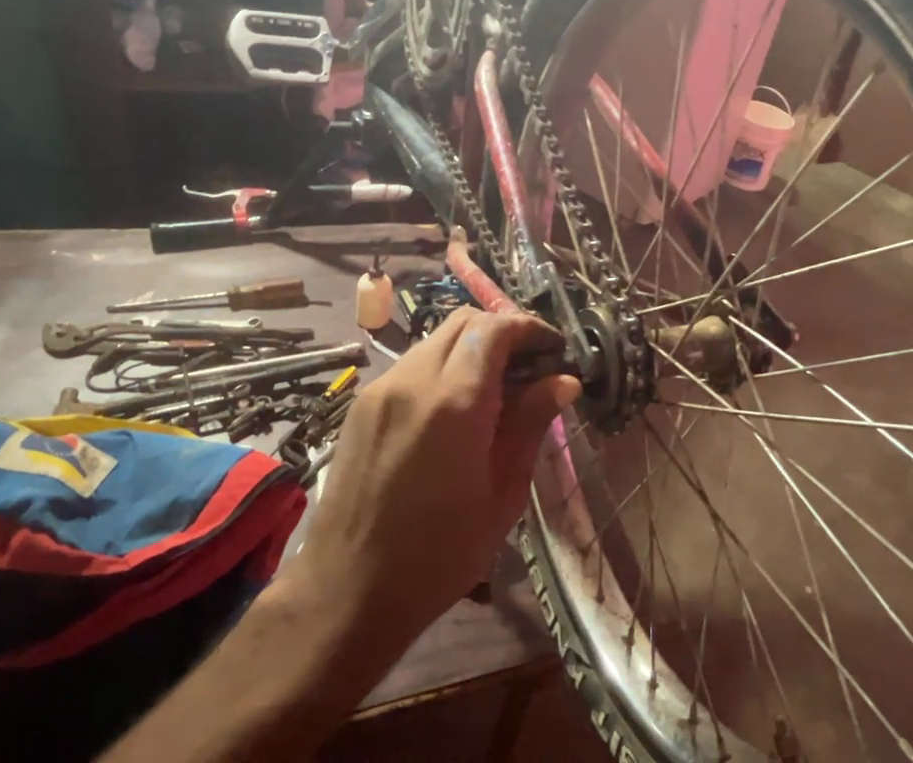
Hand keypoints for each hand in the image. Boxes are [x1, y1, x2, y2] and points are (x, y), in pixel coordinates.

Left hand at [286, 307, 580, 652]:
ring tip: (500, 388)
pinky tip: (458, 408)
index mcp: (454, 403)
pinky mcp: (361, 406)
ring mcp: (380, 390)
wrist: (349, 589)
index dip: (530, 329)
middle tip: (533, 366)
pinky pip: (411, 366)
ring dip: (472, 348)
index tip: (556, 351)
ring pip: (435, 341)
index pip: (495, 329)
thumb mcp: (502, 495)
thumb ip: (530, 426)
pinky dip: (443, 368)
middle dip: (503, 331)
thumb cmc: (440, 554)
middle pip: (463, 322)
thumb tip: (563, 382)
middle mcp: (412, 381)